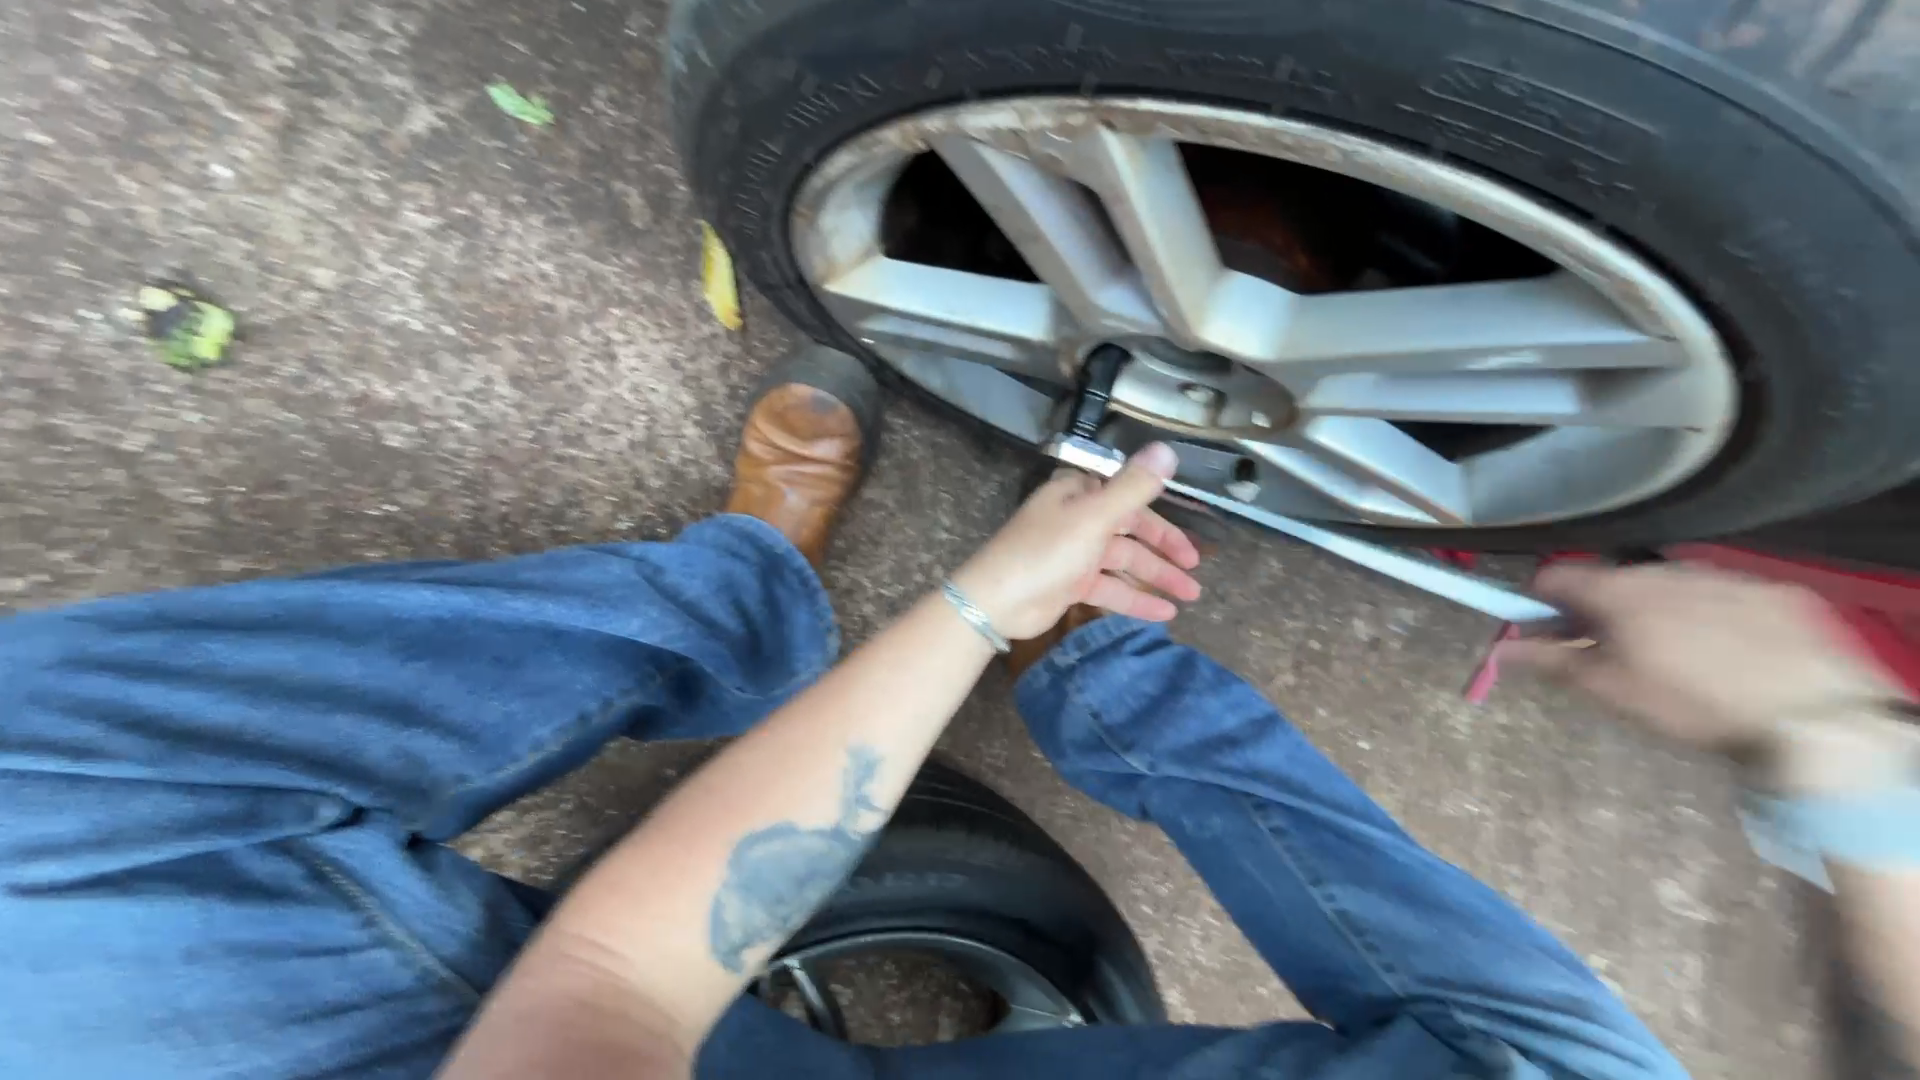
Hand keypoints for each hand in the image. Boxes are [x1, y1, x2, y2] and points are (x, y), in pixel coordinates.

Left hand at [948, 443, 1201, 638]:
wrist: (995, 600)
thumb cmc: (1045, 552)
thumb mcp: (1093, 516)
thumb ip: (1133, 486)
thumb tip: (1167, 449)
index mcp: (1079, 494)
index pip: (1129, 498)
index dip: (1161, 518)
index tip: (1189, 535)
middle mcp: (1077, 519)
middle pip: (1130, 532)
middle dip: (1164, 551)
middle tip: (1196, 570)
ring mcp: (1072, 553)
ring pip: (1123, 563)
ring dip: (1155, 578)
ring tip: (1190, 596)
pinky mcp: (1068, 584)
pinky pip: (1109, 588)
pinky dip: (1135, 599)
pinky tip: (1164, 614)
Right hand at [1501, 563, 1914, 789]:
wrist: (1814, 720)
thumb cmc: (1689, 705)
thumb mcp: (1607, 688)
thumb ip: (1548, 660)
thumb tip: (1498, 648)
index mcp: (1616, 592)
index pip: (1553, 577)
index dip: (1538, 602)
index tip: (1544, 630)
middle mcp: (1664, 571)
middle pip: (1610, 580)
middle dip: (1599, 608)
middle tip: (1607, 650)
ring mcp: (1724, 577)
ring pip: (1665, 585)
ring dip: (1653, 608)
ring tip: (1672, 654)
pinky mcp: (1774, 592)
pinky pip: (1722, 594)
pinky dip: (1709, 613)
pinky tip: (1726, 650)